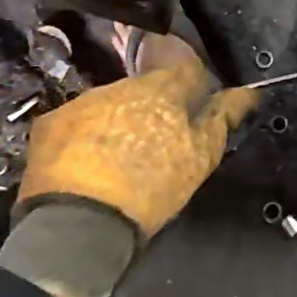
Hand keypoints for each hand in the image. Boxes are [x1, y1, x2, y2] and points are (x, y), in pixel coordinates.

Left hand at [18, 56, 259, 238]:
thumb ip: (224, 116)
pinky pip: (80, 121)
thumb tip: (246, 91)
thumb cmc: (151, 187)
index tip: (197, 110)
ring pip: (113, 104)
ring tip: (121, 154)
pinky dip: (88, 135)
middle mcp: (122, 85)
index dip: (195, 90)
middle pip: (147, 88)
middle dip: (155, 107)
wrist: (77, 226)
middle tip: (160, 140)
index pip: (189, 70)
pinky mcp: (49, 124)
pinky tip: (89, 161)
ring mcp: (82, 103)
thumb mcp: (201, 156)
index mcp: (164, 89)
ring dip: (122, 120)